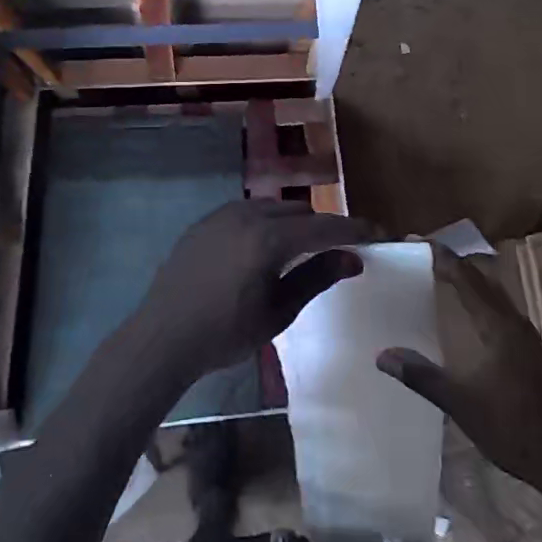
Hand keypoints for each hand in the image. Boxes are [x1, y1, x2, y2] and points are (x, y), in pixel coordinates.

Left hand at [131, 199, 368, 379]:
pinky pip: (245, 211)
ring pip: (270, 207)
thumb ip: (316, 279)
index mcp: (268, 239)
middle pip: (297, 210)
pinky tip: (262, 245)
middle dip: (321, 225)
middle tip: (338, 247)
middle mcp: (246, 216)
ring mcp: (221, 215)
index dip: (352, 229)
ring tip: (301, 247)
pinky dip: (264, 221)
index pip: (322, 227)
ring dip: (292, 221)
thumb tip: (352, 258)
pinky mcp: (204, 222)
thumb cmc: (225, 332)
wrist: (164, 334)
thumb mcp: (278, 312)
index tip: (376, 231)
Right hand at [374, 245, 541, 519]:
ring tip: (436, 278)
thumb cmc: (515, 430)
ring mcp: (527, 338)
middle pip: (482, 278)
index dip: (440, 257)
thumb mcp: (461, 404)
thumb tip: (382, 355)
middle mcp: (515, 323)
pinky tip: (464, 316)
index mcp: (499, 326)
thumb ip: (421, 375)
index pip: (466, 277)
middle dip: (452, 262)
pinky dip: (478, 299)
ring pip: (493, 293)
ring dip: (467, 280)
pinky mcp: (531, 353)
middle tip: (419, 257)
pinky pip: (499, 309)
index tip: (413, 241)